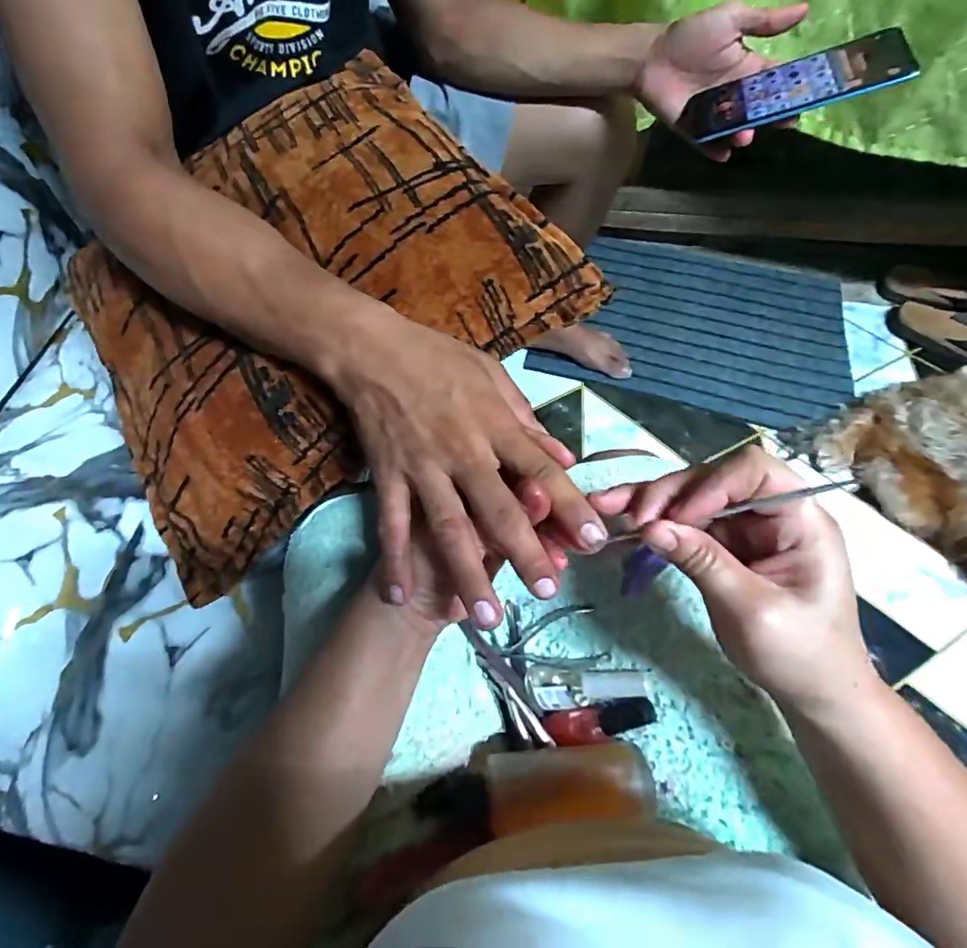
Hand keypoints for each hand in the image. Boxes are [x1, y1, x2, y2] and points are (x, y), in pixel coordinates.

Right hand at [338, 318, 606, 629]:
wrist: (372, 348)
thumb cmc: (436, 356)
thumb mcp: (491, 373)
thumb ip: (526, 419)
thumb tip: (564, 455)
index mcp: (494, 425)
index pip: (541, 470)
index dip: (570, 506)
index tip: (594, 541)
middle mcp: (463, 452)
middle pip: (500, 510)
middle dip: (526, 552)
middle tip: (547, 590)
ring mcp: (422, 467)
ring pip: (449, 529)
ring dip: (468, 574)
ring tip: (486, 617)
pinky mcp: (387, 475)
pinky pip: (391, 524)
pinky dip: (395, 560)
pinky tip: (400, 596)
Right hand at [589, 444, 875, 713]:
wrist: (814, 694)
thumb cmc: (799, 655)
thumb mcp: (750, 610)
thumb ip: (703, 562)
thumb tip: (651, 528)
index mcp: (800, 520)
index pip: (754, 472)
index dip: (711, 484)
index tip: (678, 516)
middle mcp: (771, 513)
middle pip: (713, 479)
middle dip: (669, 493)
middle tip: (632, 518)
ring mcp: (746, 528)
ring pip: (691, 497)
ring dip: (650, 501)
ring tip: (608, 505)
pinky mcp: (725, 545)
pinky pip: (685, 523)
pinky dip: (654, 523)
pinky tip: (620, 520)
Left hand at [634, 1, 809, 161]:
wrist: (650, 56)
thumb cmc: (690, 35)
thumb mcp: (730, 18)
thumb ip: (765, 20)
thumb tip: (805, 10)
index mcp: (748, 68)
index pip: (777, 81)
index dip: (794, 88)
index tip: (810, 95)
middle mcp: (735, 93)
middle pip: (761, 109)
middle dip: (774, 117)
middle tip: (786, 122)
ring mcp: (714, 112)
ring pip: (735, 127)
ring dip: (743, 133)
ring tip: (745, 135)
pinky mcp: (692, 127)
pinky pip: (706, 142)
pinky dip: (714, 149)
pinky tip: (724, 154)